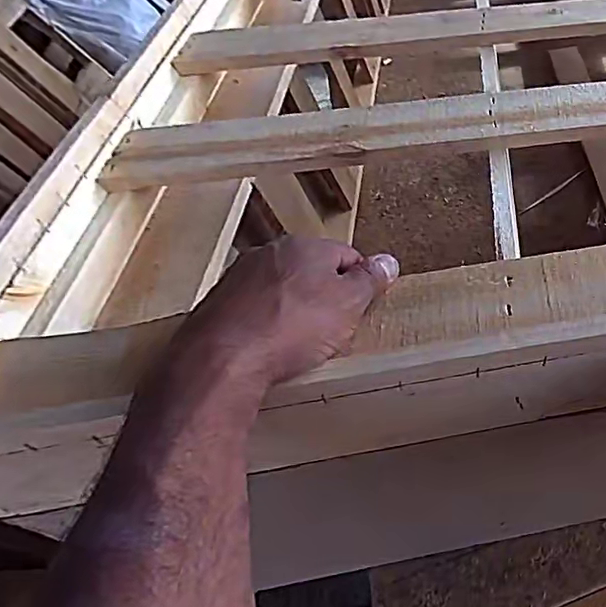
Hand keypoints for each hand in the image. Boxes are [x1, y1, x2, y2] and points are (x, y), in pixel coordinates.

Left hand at [177, 237, 398, 384]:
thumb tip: (388, 261)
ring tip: (305, 344)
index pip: (348, 256)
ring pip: (284, 292)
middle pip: (313, 272)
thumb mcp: (350, 303)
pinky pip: (257, 312)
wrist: (222, 360)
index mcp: (304, 246)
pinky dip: (269, 327)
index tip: (364, 308)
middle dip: (328, 298)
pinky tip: (275, 348)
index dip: (361, 284)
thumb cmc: (291, 328)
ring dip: (297, 313)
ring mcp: (239, 278)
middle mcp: (269, 253)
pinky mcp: (217, 306)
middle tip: (338, 329)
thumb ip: (370, 279)